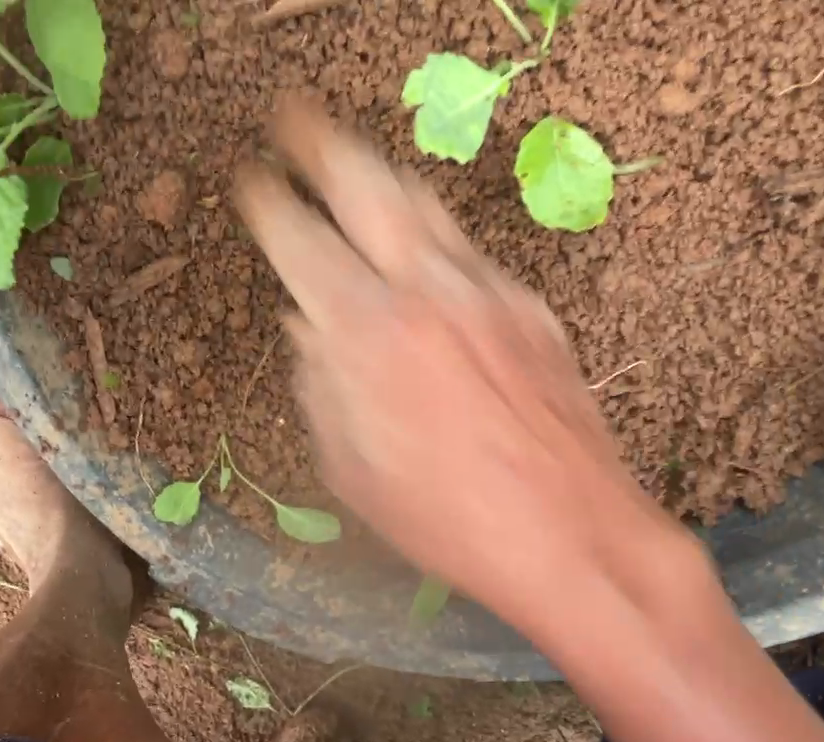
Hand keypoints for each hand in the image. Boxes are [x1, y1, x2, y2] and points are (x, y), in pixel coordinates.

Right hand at [233, 103, 709, 657]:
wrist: (571, 535)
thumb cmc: (444, 521)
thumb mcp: (351, 471)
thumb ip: (320, 387)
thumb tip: (306, 327)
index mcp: (369, 335)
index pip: (303, 243)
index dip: (270, 206)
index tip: (252, 183)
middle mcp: (429, 291)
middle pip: (368, 185)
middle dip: (323, 146)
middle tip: (295, 124)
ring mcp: (489, 292)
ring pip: (426, 206)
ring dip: (382, 182)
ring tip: (356, 175)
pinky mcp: (532, 310)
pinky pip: (468, 255)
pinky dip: (431, 244)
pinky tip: (421, 264)